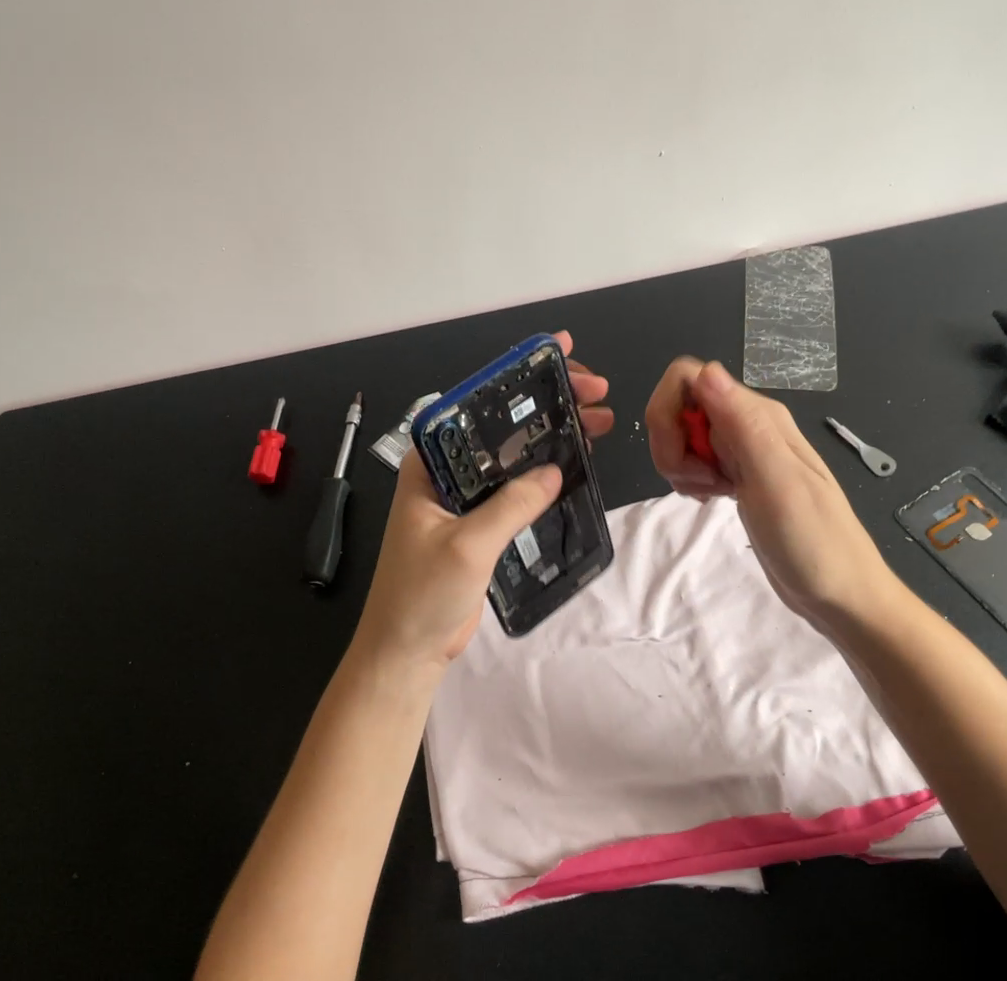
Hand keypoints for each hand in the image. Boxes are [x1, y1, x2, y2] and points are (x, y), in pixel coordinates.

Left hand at [353, 332, 613, 670]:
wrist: (407, 650)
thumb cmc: (420, 595)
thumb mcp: (466, 546)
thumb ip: (510, 506)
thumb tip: (554, 470)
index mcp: (429, 463)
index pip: (474, 406)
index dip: (516, 377)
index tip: (558, 355)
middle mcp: (446, 473)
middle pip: (500, 426)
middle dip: (546, 404)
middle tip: (596, 391)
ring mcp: (464, 500)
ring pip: (513, 457)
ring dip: (552, 437)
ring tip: (599, 422)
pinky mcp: (480, 526)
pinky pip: (517, 490)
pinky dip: (546, 475)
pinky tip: (576, 463)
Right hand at [644, 358, 901, 620]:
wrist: (840, 592)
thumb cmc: (812, 540)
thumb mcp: (776, 482)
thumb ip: (742, 424)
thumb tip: (705, 370)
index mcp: (758, 416)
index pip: (689, 379)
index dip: (669, 413)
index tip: (681, 458)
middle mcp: (748, 424)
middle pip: (680, 406)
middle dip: (670, 444)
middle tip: (697, 483)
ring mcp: (743, 451)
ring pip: (684, 434)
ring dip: (679, 465)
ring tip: (709, 495)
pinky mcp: (739, 475)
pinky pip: (697, 460)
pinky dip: (691, 480)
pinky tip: (712, 500)